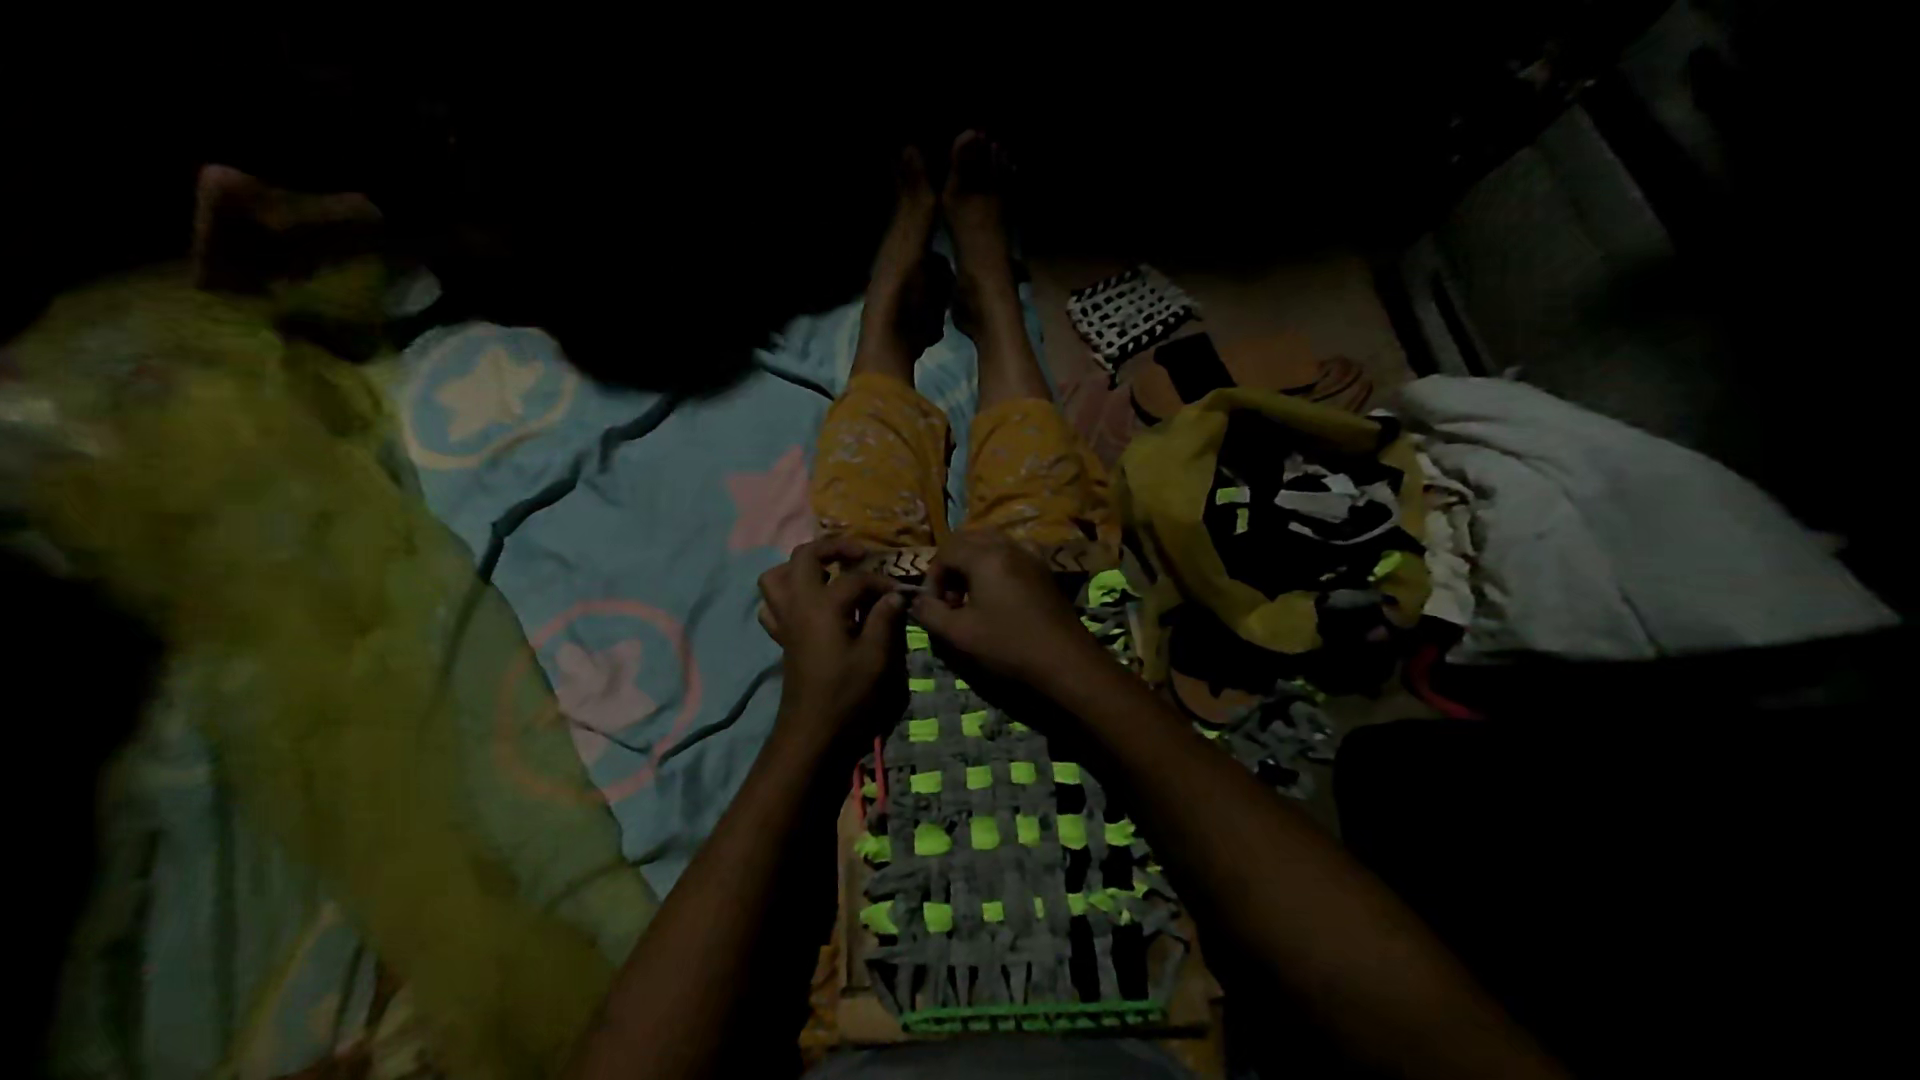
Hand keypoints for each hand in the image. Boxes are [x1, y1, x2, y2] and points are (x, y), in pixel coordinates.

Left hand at [758, 539, 906, 735]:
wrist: (812, 731)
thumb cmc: (847, 694)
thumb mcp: (876, 656)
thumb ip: (884, 619)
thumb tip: (894, 595)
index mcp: (822, 606)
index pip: (855, 578)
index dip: (881, 582)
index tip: (900, 593)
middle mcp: (798, 604)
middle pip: (805, 556)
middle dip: (833, 547)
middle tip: (860, 555)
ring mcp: (785, 620)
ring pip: (778, 575)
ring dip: (802, 567)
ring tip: (830, 574)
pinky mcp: (782, 636)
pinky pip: (772, 604)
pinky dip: (788, 595)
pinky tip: (811, 605)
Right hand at [909, 530, 1105, 689]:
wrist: (1065, 661)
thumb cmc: (1008, 646)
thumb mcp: (959, 634)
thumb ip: (930, 613)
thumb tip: (916, 601)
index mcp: (985, 556)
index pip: (946, 550)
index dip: (933, 576)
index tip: (935, 605)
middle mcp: (1008, 546)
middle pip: (969, 539)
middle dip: (952, 564)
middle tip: (951, 598)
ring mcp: (1030, 555)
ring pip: (992, 544)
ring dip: (974, 563)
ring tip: (972, 597)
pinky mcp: (1044, 570)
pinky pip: (1012, 553)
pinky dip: (997, 564)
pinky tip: (998, 594)